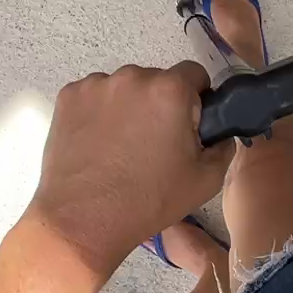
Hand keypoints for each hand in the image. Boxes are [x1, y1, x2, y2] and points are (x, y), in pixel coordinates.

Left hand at [24, 61, 235, 284]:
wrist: (83, 219)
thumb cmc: (147, 201)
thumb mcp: (205, 180)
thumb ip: (224, 146)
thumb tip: (221, 133)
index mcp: (170, 90)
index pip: (194, 73)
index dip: (196, 97)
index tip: (188, 122)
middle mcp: (132, 77)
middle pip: (157, 80)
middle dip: (160, 104)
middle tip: (155, 143)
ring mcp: (95, 85)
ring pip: (124, 88)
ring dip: (129, 106)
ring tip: (122, 147)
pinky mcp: (68, 96)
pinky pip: (94, 96)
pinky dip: (98, 112)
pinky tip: (98, 143)